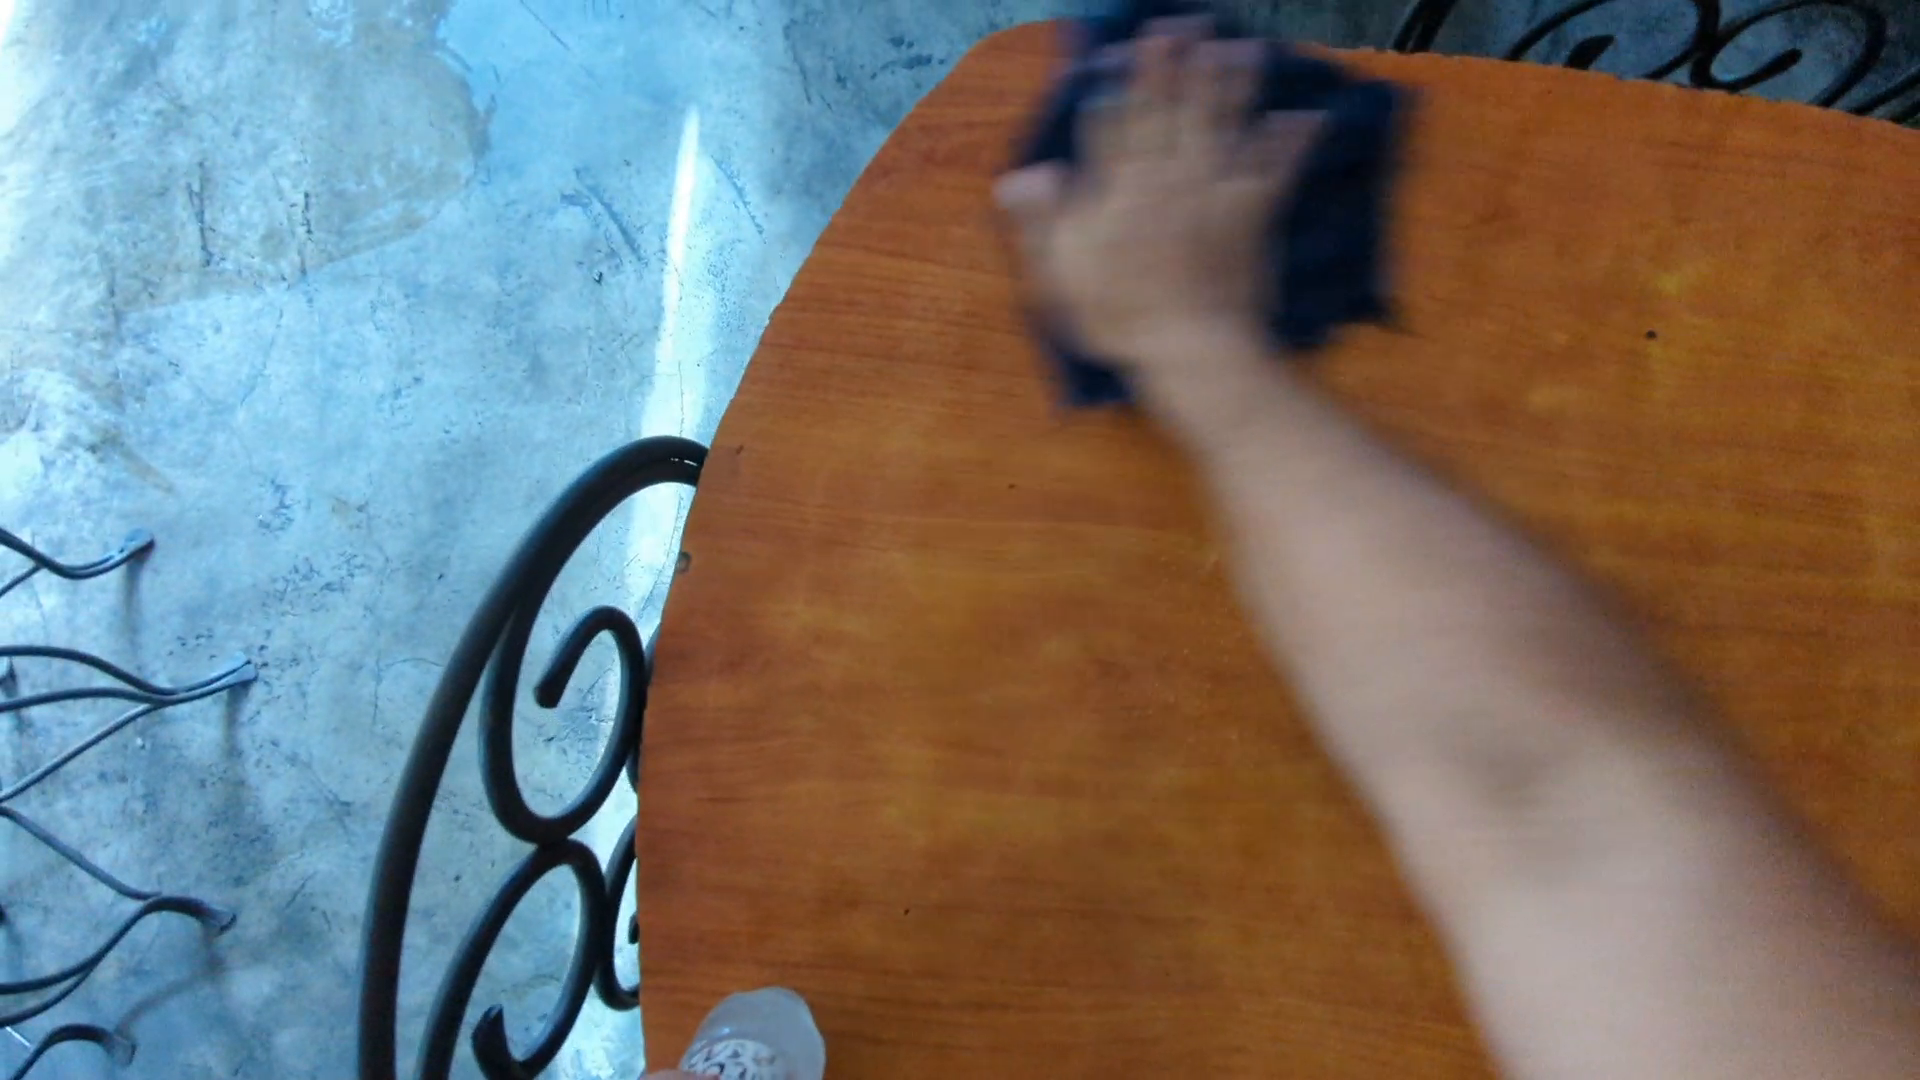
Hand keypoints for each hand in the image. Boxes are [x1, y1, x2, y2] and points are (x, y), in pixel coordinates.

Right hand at [996, 22, 1321, 376]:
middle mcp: (1168, 177)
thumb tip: (1022, 176)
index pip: (1114, 125)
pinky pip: (1278, 168)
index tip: (1121, 50)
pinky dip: (1293, 141)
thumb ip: (1043, 224)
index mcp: (1120, 191)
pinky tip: (1306, 115)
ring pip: (1224, 123)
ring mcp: (1215, 192)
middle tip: (1182, 24)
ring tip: (1240, 48)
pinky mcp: (1253, 214)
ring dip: (1233, 84)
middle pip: (1170, 109)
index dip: (1118, 85)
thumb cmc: (1119, 318)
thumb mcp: (1063, 278)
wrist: (1190, 348)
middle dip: (1175, 64)